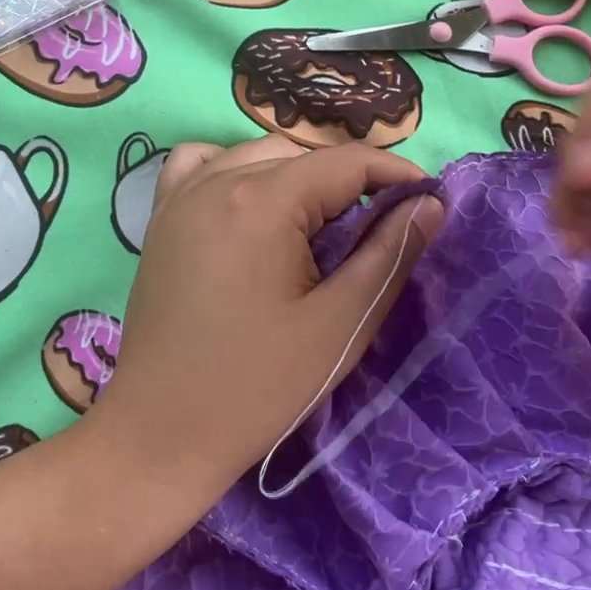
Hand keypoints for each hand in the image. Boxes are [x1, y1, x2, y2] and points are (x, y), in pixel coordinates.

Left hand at [92, 137, 445, 492]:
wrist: (160, 433)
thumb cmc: (257, 387)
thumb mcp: (339, 324)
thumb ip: (388, 255)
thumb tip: (429, 204)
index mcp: (261, 201)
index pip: (345, 162)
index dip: (395, 175)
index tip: (429, 201)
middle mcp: (216, 181)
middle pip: (302, 157)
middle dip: (350, 183)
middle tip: (378, 233)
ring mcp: (180, 196)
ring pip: (257, 155)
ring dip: (298, 177)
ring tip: (321, 227)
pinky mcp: (161, 219)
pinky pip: (202, 165)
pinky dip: (235, 170)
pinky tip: (250, 207)